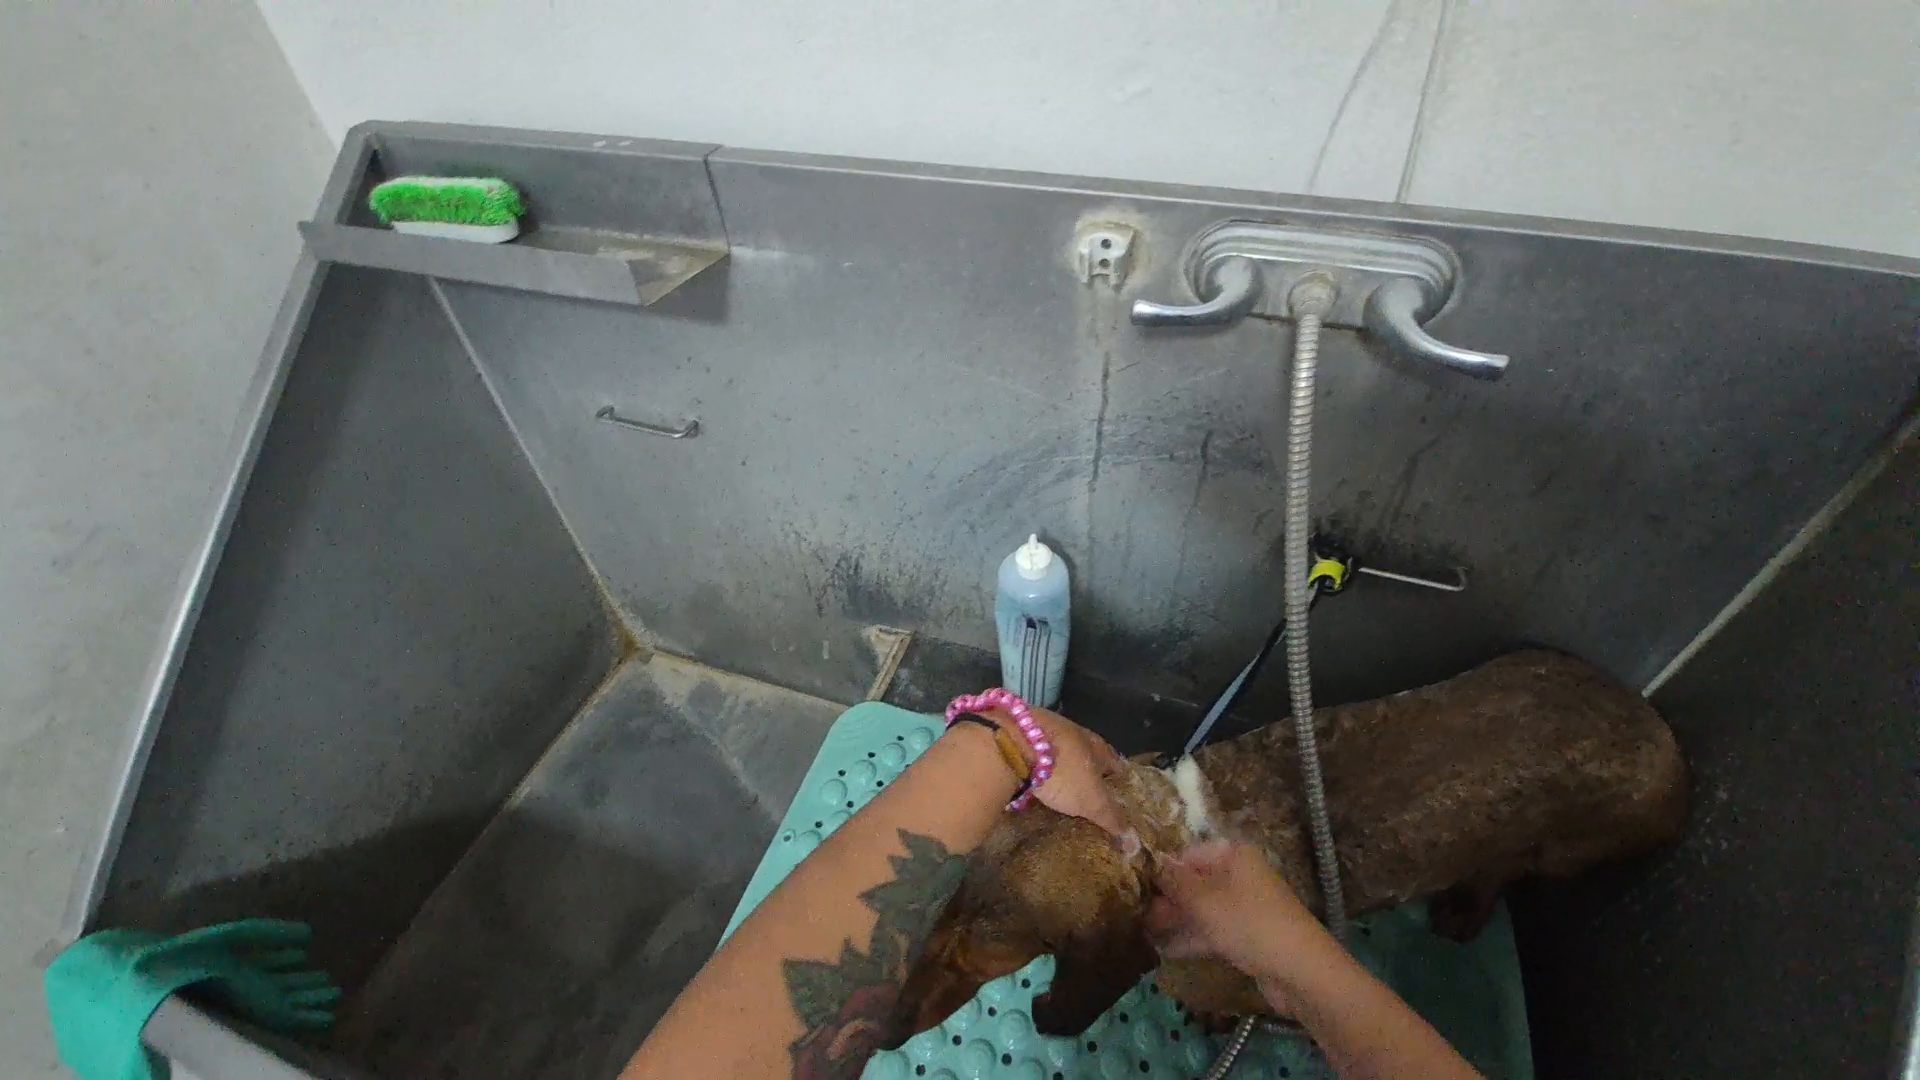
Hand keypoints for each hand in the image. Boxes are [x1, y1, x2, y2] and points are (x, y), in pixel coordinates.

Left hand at [981, 704, 1126, 834]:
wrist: (1012, 740)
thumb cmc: (1061, 771)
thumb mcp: (1090, 799)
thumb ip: (1111, 817)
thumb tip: (1134, 842)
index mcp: (1094, 745)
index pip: (1113, 760)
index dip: (1117, 775)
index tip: (1120, 788)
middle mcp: (1070, 732)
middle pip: (1084, 752)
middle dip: (1087, 769)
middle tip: (1089, 789)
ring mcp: (1041, 730)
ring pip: (1057, 750)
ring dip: (1059, 766)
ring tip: (1059, 786)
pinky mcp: (1016, 733)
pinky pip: (1032, 752)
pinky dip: (1035, 765)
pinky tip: (1031, 777)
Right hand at [1147, 840, 1330, 986]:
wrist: (1302, 973)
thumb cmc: (1248, 923)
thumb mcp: (1203, 900)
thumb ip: (1172, 880)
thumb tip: (1146, 858)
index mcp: (1233, 855)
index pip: (1188, 854)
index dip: (1162, 868)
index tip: (1136, 883)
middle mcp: (1239, 876)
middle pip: (1195, 882)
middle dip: (1166, 898)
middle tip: (1136, 912)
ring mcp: (1245, 908)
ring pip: (1202, 909)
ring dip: (1175, 919)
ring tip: (1144, 931)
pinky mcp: (1248, 937)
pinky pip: (1213, 931)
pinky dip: (1192, 937)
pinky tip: (1165, 949)